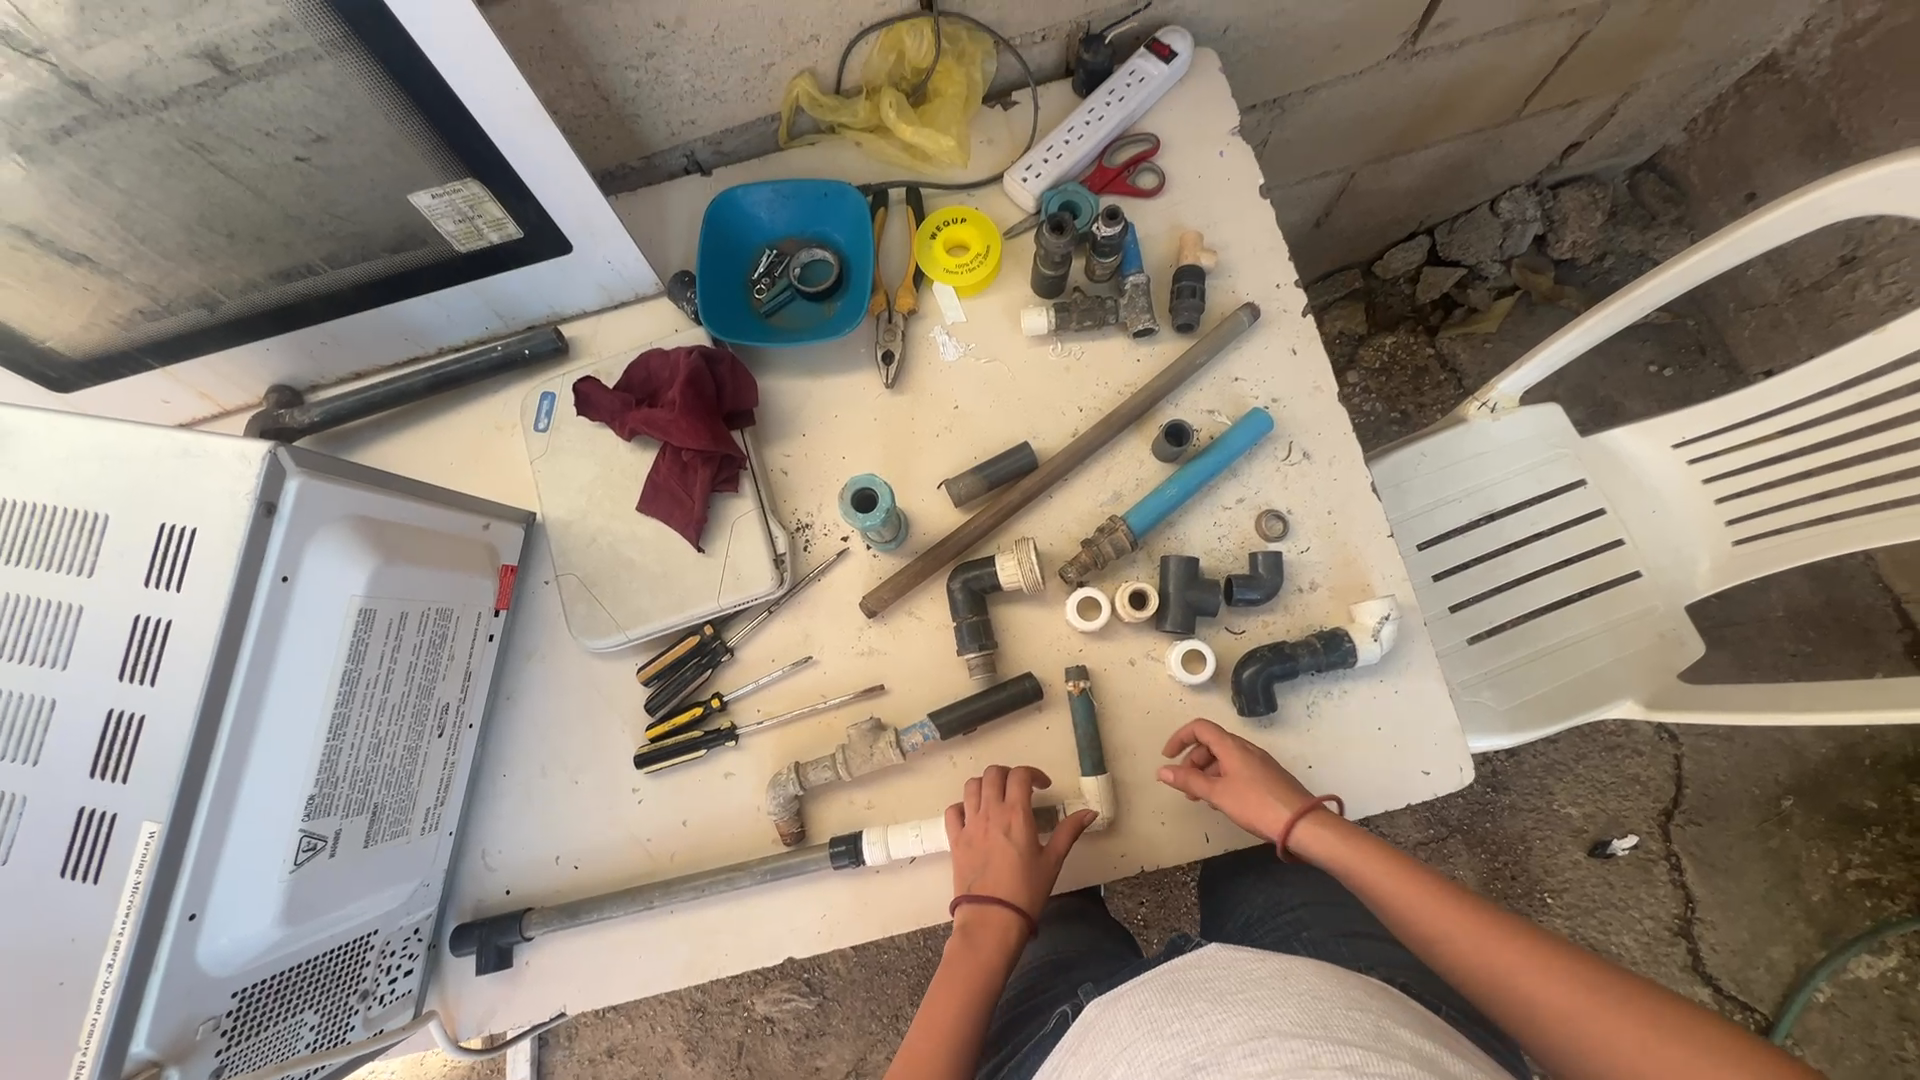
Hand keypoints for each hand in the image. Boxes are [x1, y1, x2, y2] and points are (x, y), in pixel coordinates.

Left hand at [944, 766, 1097, 931]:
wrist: (991, 920)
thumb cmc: (1026, 892)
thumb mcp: (1052, 861)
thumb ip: (1069, 831)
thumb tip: (1089, 812)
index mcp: (1015, 814)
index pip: (1020, 775)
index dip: (1033, 774)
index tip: (1042, 787)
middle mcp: (990, 812)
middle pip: (993, 773)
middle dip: (1008, 774)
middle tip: (1020, 789)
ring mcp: (969, 824)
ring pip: (971, 786)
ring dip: (985, 785)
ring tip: (997, 798)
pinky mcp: (955, 839)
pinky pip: (953, 810)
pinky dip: (962, 806)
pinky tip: (973, 816)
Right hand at [1157, 718, 1318, 841]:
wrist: (1302, 824)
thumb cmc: (1256, 805)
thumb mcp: (1217, 794)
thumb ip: (1189, 781)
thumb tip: (1162, 770)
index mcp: (1231, 746)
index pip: (1200, 728)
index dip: (1180, 738)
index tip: (1168, 757)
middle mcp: (1245, 748)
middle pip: (1210, 744)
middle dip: (1192, 762)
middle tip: (1185, 787)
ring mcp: (1258, 762)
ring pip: (1224, 758)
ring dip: (1206, 773)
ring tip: (1202, 798)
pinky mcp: (1267, 776)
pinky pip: (1236, 769)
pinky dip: (1222, 779)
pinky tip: (1222, 801)